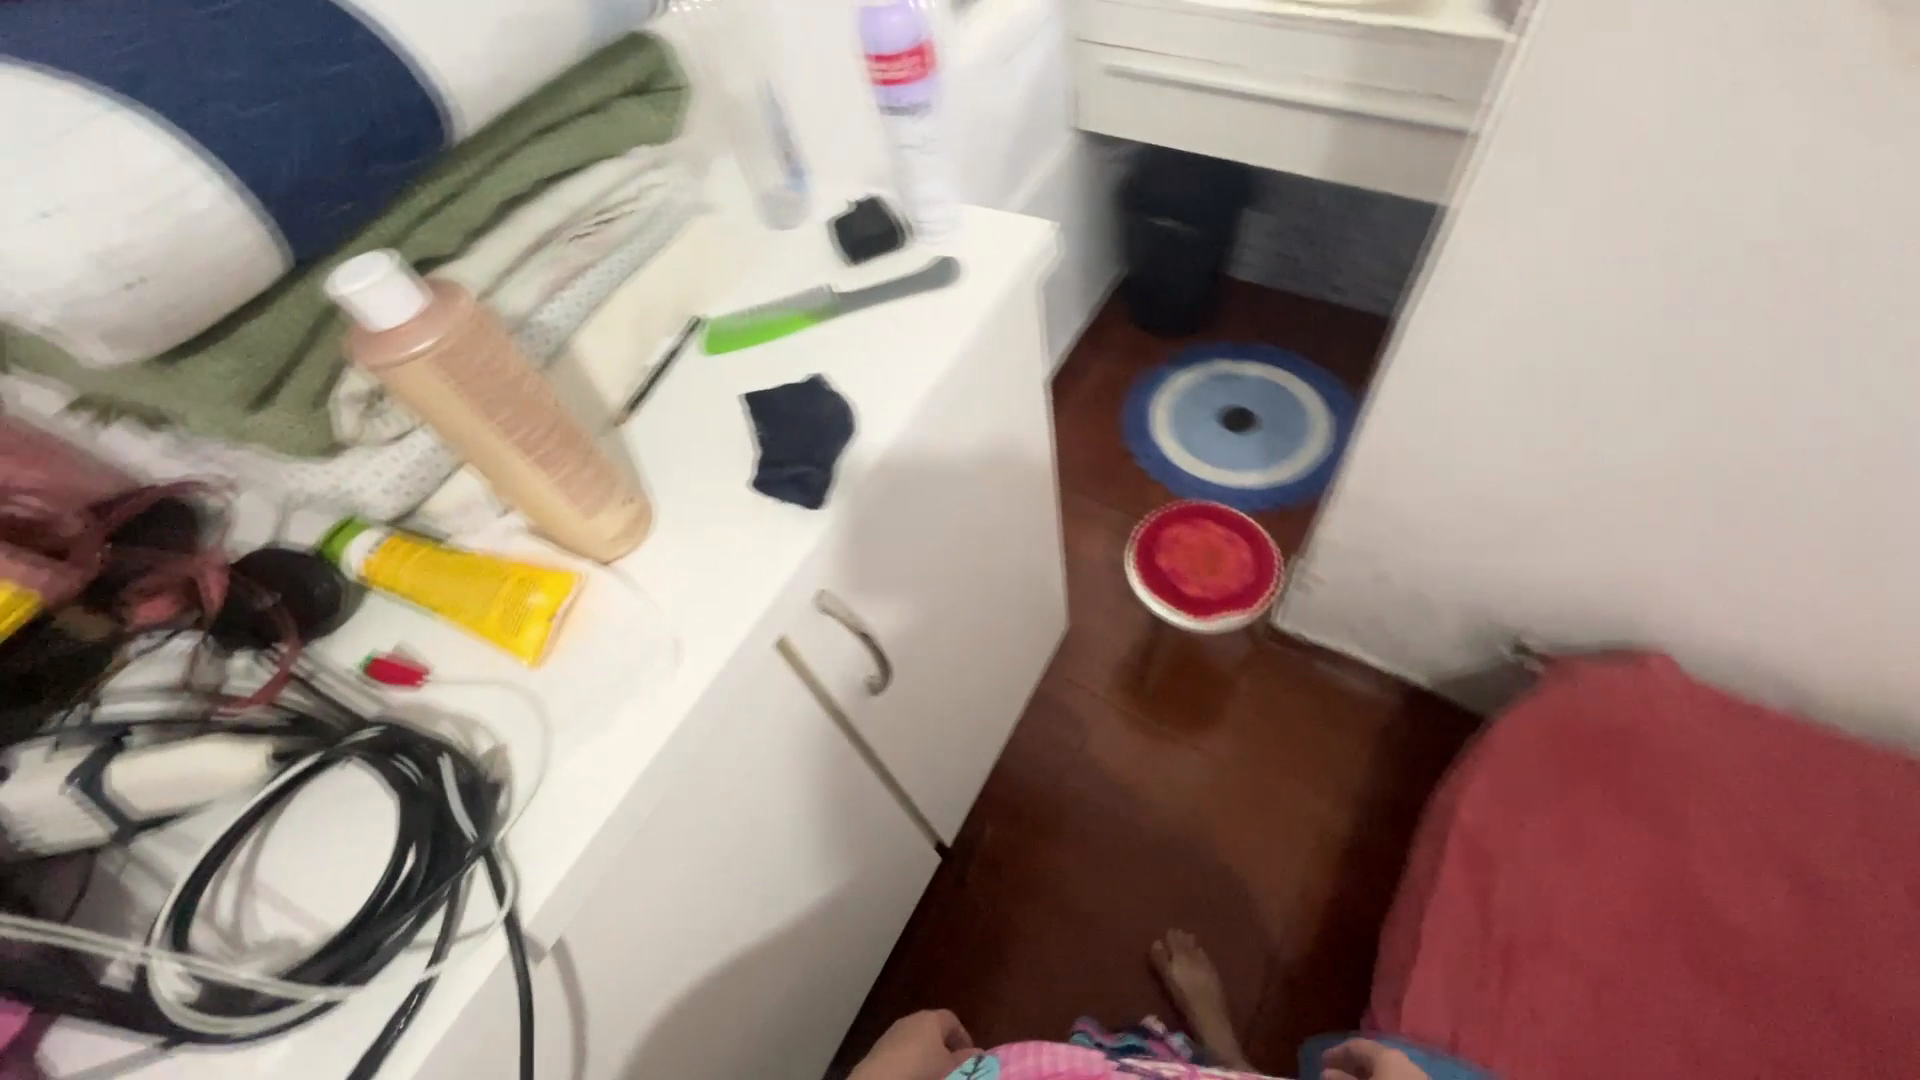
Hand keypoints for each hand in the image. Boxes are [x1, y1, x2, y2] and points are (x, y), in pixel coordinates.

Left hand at [849, 1010, 977, 1079]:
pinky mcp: (880, 1047)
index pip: (952, 1020)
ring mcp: (894, 1031)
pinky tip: (912, 1075)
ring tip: (933, 1073)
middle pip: (934, 1028)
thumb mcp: (949, 1067)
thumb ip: (965, 1060)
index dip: (963, 1038)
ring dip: (926, 1054)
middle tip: (953, 1067)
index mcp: (932, 1018)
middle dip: (944, 1046)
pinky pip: (902, 1050)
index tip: (970, 1057)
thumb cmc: (921, 1070)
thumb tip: (978, 1053)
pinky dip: (910, 1060)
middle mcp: (913, 1018)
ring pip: (917, 1040)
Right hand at [1321, 1038, 1430, 1079]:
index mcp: (1384, 1054)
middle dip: (1353, 1064)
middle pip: (1372, 1056)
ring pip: (1386, 1070)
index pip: (1355, 1045)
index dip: (1337, 1052)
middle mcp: (1400, 1058)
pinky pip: (1397, 1078)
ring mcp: (1416, 1074)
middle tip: (1336, 1073)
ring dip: (1368, 1075)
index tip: (1323, 1062)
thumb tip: (1326, 1072)